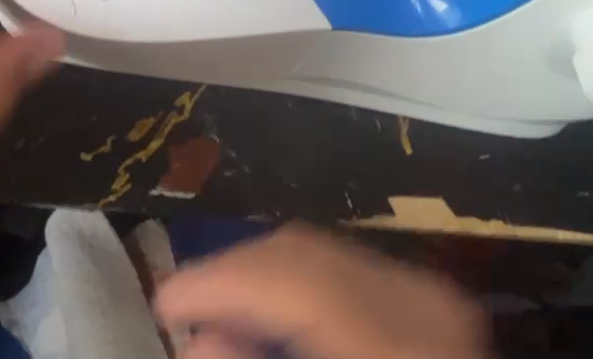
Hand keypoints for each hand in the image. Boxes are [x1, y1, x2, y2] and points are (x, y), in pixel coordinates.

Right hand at [156, 224, 490, 358]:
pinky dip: (292, 278)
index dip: (219, 282)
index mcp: (396, 344)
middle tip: (182, 306)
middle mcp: (419, 304)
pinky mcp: (426, 298)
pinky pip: (338, 263)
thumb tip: (194, 344)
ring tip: (216, 306)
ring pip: (314, 249)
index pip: (293, 281)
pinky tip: (267, 308)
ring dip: (256, 272)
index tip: (164, 300)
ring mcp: (427, 295)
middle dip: (231, 274)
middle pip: (298, 253)